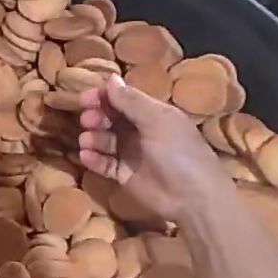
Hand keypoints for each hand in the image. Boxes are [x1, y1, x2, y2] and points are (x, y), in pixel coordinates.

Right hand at [78, 74, 230, 222]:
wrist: (192, 198)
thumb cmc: (178, 153)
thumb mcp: (157, 121)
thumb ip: (131, 101)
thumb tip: (111, 78)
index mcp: (153, 114)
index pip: (123, 99)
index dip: (104, 97)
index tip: (86, 98)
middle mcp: (140, 131)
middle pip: (111, 118)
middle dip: (96, 116)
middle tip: (88, 121)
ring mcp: (132, 154)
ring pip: (104, 140)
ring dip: (93, 137)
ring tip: (87, 141)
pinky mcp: (124, 175)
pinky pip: (104, 163)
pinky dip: (93, 159)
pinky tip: (86, 156)